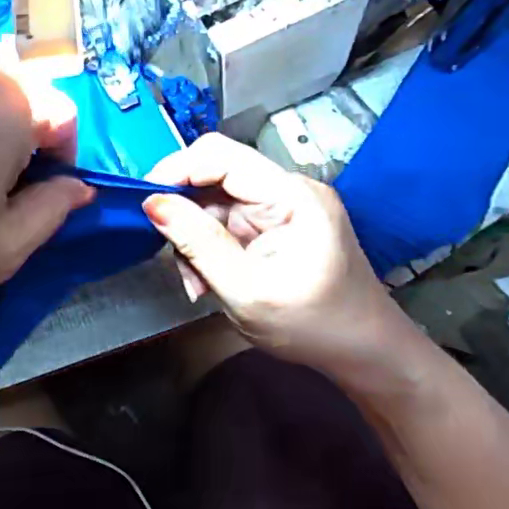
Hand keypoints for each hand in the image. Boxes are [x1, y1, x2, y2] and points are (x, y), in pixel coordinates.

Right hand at [141, 134, 438, 396]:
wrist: (364, 353)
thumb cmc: (314, 327)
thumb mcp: (246, 290)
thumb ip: (198, 243)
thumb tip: (152, 203)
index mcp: (291, 195)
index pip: (220, 155)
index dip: (176, 169)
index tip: (144, 201)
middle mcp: (287, 189)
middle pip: (214, 178)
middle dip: (185, 215)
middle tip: (176, 257)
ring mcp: (282, 207)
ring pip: (214, 203)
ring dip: (195, 239)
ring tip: (198, 283)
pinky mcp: (275, 224)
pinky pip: (226, 223)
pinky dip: (209, 248)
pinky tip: (210, 280)